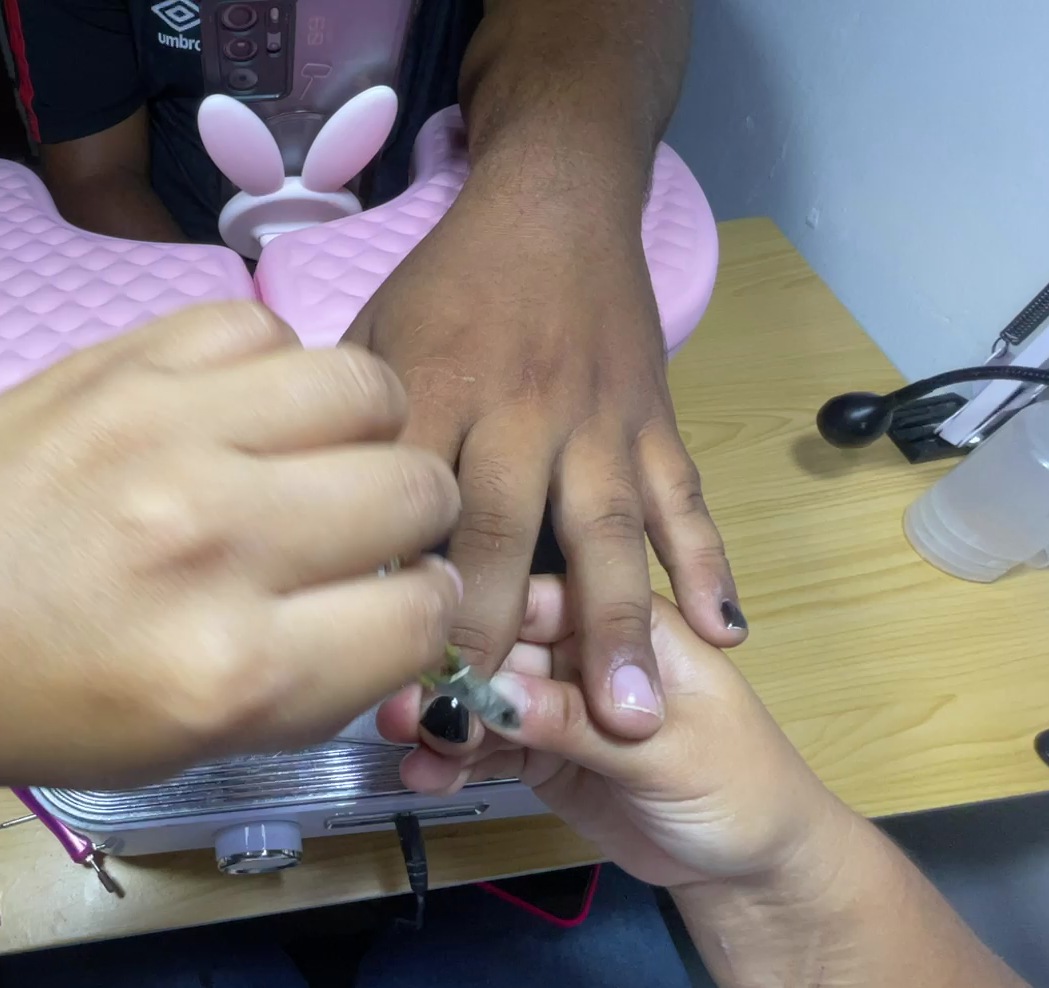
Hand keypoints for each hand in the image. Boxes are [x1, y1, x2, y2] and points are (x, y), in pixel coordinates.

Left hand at [0, 304, 461, 793]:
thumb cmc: (48, 713)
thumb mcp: (204, 740)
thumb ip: (327, 671)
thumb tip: (413, 592)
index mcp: (233, 671)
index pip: (421, 613)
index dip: (421, 612)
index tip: (390, 603)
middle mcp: (209, 539)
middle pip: (416, 489)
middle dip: (410, 520)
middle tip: (351, 530)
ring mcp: (158, 431)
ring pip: (365, 388)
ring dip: (362, 432)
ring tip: (308, 457)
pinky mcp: (111, 364)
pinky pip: (262, 328)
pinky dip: (271, 374)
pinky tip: (231, 413)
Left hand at [345, 194, 742, 739]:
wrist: (553, 203)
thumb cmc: (445, 280)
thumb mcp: (372, 333)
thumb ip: (351, 423)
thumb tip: (323, 516)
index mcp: (432, 389)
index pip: (405, 505)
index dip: (390, 588)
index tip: (375, 666)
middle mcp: (516, 411)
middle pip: (497, 534)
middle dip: (488, 631)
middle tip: (480, 723)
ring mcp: (595, 418)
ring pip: (604, 531)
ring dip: (617, 627)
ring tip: (632, 716)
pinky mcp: (653, 416)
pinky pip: (683, 496)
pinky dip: (708, 562)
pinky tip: (726, 631)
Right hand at [377, 576, 845, 886]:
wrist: (755, 876)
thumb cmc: (743, 791)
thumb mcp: (670, 754)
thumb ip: (579, 722)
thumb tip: (492, 694)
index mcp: (622, 625)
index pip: (537, 600)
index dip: (482, 621)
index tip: (431, 653)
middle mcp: (577, 651)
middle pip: (496, 653)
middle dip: (450, 683)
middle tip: (402, 712)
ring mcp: (552, 702)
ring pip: (482, 702)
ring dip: (443, 726)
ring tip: (410, 753)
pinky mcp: (535, 750)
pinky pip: (484, 748)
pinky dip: (454, 762)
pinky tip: (426, 776)